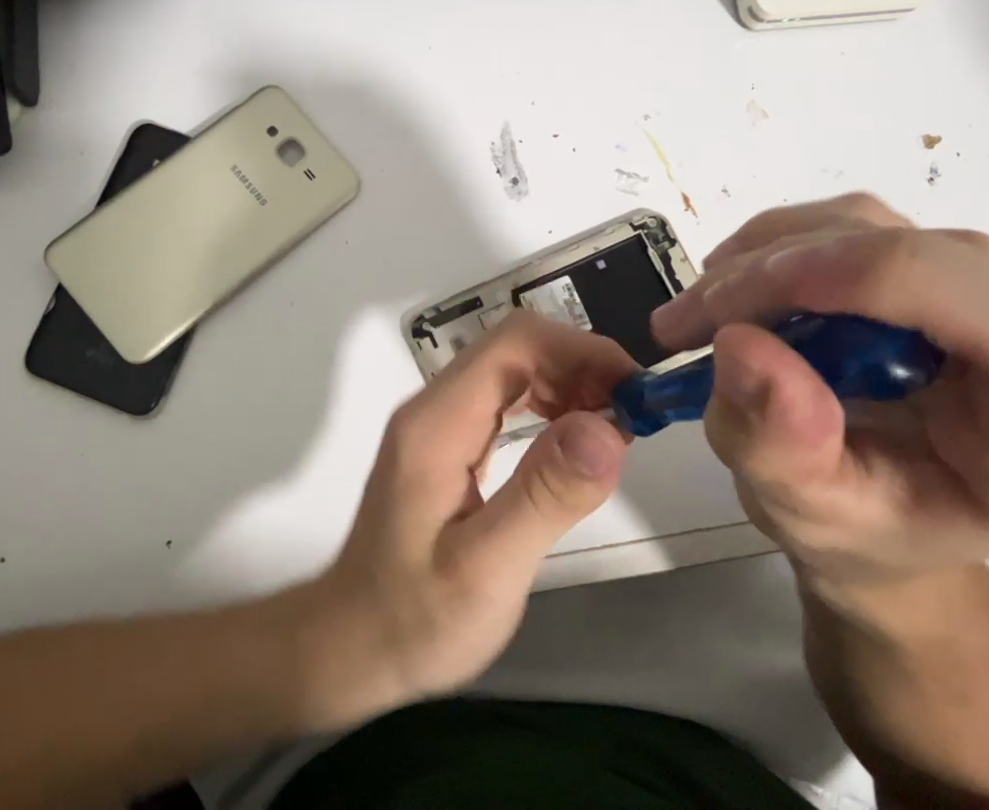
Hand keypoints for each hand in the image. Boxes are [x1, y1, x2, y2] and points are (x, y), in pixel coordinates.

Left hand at [300, 311, 637, 725]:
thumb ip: (544, 496)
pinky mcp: (446, 448)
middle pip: (515, 349)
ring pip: (512, 372)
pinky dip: (550, 410)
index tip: (635, 393)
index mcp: (436, 425)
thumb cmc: (415, 618)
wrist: (353, 643)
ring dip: (570, 386)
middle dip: (582, 368)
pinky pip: (504, 403)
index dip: (582, 351)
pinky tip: (577, 447)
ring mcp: (437, 427)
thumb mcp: (487, 568)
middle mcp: (433, 410)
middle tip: (635, 419)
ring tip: (616, 433)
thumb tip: (607, 427)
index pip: (515, 343)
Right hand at [648, 194, 988, 589]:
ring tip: (700, 309)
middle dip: (793, 269)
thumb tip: (740, 340)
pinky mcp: (951, 274)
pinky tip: (736, 293)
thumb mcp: (810, 520)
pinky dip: (784, 249)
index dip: (868, 282)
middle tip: (688, 317)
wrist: (882, 529)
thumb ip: (781, 447)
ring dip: (775, 254)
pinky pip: (865, 228)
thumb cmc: (860, 540)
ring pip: (892, 228)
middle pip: (939, 259)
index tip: (730, 309)